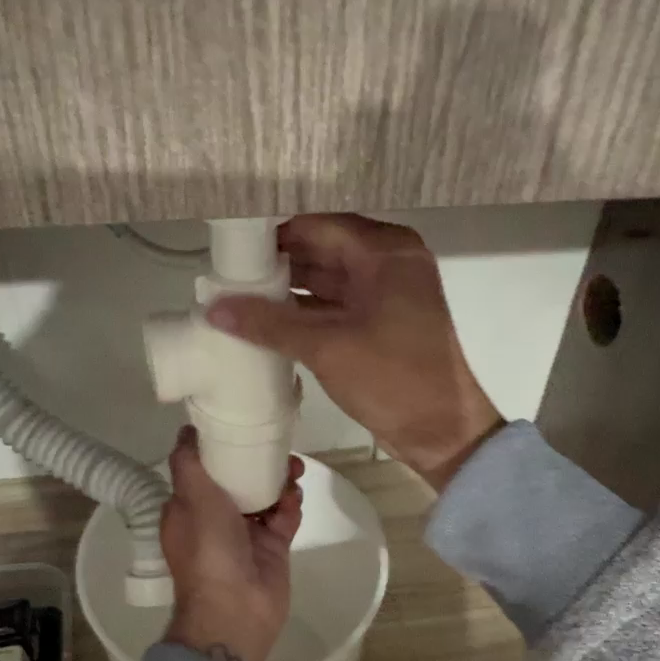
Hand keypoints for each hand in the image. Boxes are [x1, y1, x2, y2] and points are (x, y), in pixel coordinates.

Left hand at [159, 426, 305, 660]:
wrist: (236, 610)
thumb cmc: (208, 549)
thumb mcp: (191, 497)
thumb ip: (188, 462)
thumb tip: (186, 431)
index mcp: (188, 509)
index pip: (202, 470)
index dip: (220, 449)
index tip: (239, 428)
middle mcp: (214, 520)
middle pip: (237, 480)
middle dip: (257, 462)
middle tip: (279, 448)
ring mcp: (245, 536)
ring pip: (265, 496)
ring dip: (280, 480)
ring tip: (295, 470)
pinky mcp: (273, 549)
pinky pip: (284, 518)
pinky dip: (291, 505)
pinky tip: (296, 496)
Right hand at [206, 213, 503, 489]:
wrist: (445, 433)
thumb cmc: (393, 379)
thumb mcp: (327, 348)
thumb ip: (269, 323)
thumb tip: (214, 307)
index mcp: (386, 252)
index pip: (318, 227)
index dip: (274, 238)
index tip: (230, 251)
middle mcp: (390, 262)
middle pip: (323, 250)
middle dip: (278, 265)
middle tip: (226, 277)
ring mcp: (388, 293)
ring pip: (328, 279)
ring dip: (289, 291)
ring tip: (238, 300)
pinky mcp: (383, 323)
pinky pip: (338, 304)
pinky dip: (307, 312)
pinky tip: (268, 324)